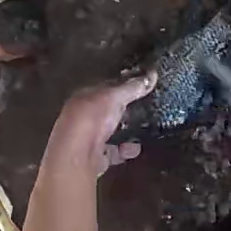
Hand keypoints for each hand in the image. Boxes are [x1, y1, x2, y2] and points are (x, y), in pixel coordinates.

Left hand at [41, 73, 156, 177]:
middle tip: (148, 107)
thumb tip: (153, 73)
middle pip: (108, 110)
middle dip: (126, 109)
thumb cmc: (92, 118)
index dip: (124, 85)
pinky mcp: (95, 157)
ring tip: (144, 128)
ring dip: (126, 130)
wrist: (77, 156)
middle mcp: (83, 116)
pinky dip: (124, 150)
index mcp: (84, 97)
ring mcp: (88, 137)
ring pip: (110, 131)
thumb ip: (132, 88)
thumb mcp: (114, 98)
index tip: (144, 85)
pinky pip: (113, 151)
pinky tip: (136, 148)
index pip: (106, 87)